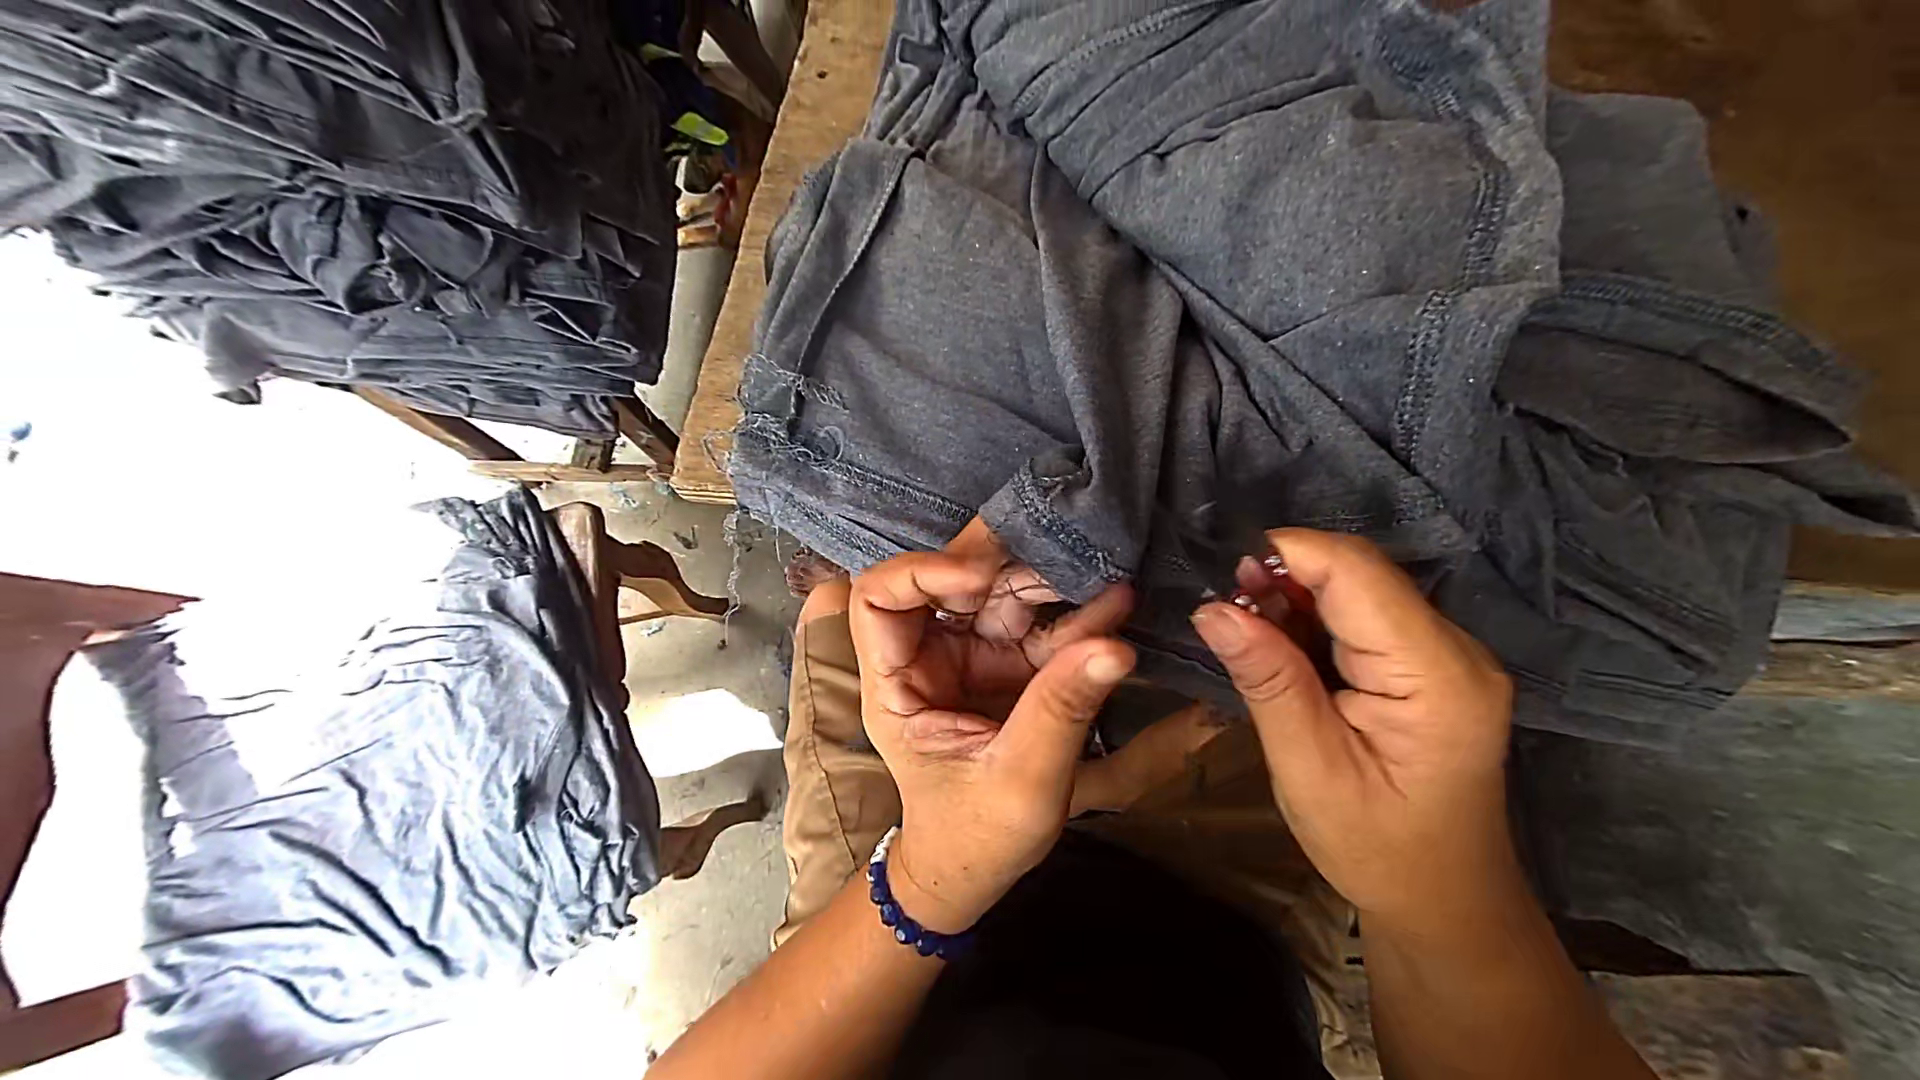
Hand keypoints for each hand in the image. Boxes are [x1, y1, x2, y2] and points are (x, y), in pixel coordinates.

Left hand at [849, 526, 1135, 933]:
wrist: (976, 866)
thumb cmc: (974, 835)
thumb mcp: (1020, 781)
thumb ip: (1060, 712)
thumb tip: (1113, 647)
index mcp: (896, 682)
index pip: (878, 598)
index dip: (921, 572)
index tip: (980, 578)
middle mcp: (926, 656)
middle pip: (947, 582)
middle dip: (999, 561)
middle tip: (1057, 549)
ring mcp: (967, 656)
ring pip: (998, 594)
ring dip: (1046, 580)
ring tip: (1100, 573)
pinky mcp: (1006, 664)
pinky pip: (1037, 624)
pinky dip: (1074, 613)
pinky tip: (1115, 601)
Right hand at [1189, 529, 1518, 934]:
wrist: (1444, 900)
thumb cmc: (1376, 847)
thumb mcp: (1307, 768)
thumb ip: (1267, 680)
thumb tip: (1212, 608)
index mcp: (1435, 675)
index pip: (1357, 572)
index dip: (1285, 554)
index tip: (1221, 576)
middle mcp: (1453, 648)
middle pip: (1359, 572)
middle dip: (1283, 574)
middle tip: (1224, 609)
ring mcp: (1445, 653)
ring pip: (1357, 586)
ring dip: (1291, 594)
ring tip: (1243, 626)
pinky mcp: (1427, 663)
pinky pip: (1362, 613)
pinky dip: (1309, 616)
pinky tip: (1276, 643)